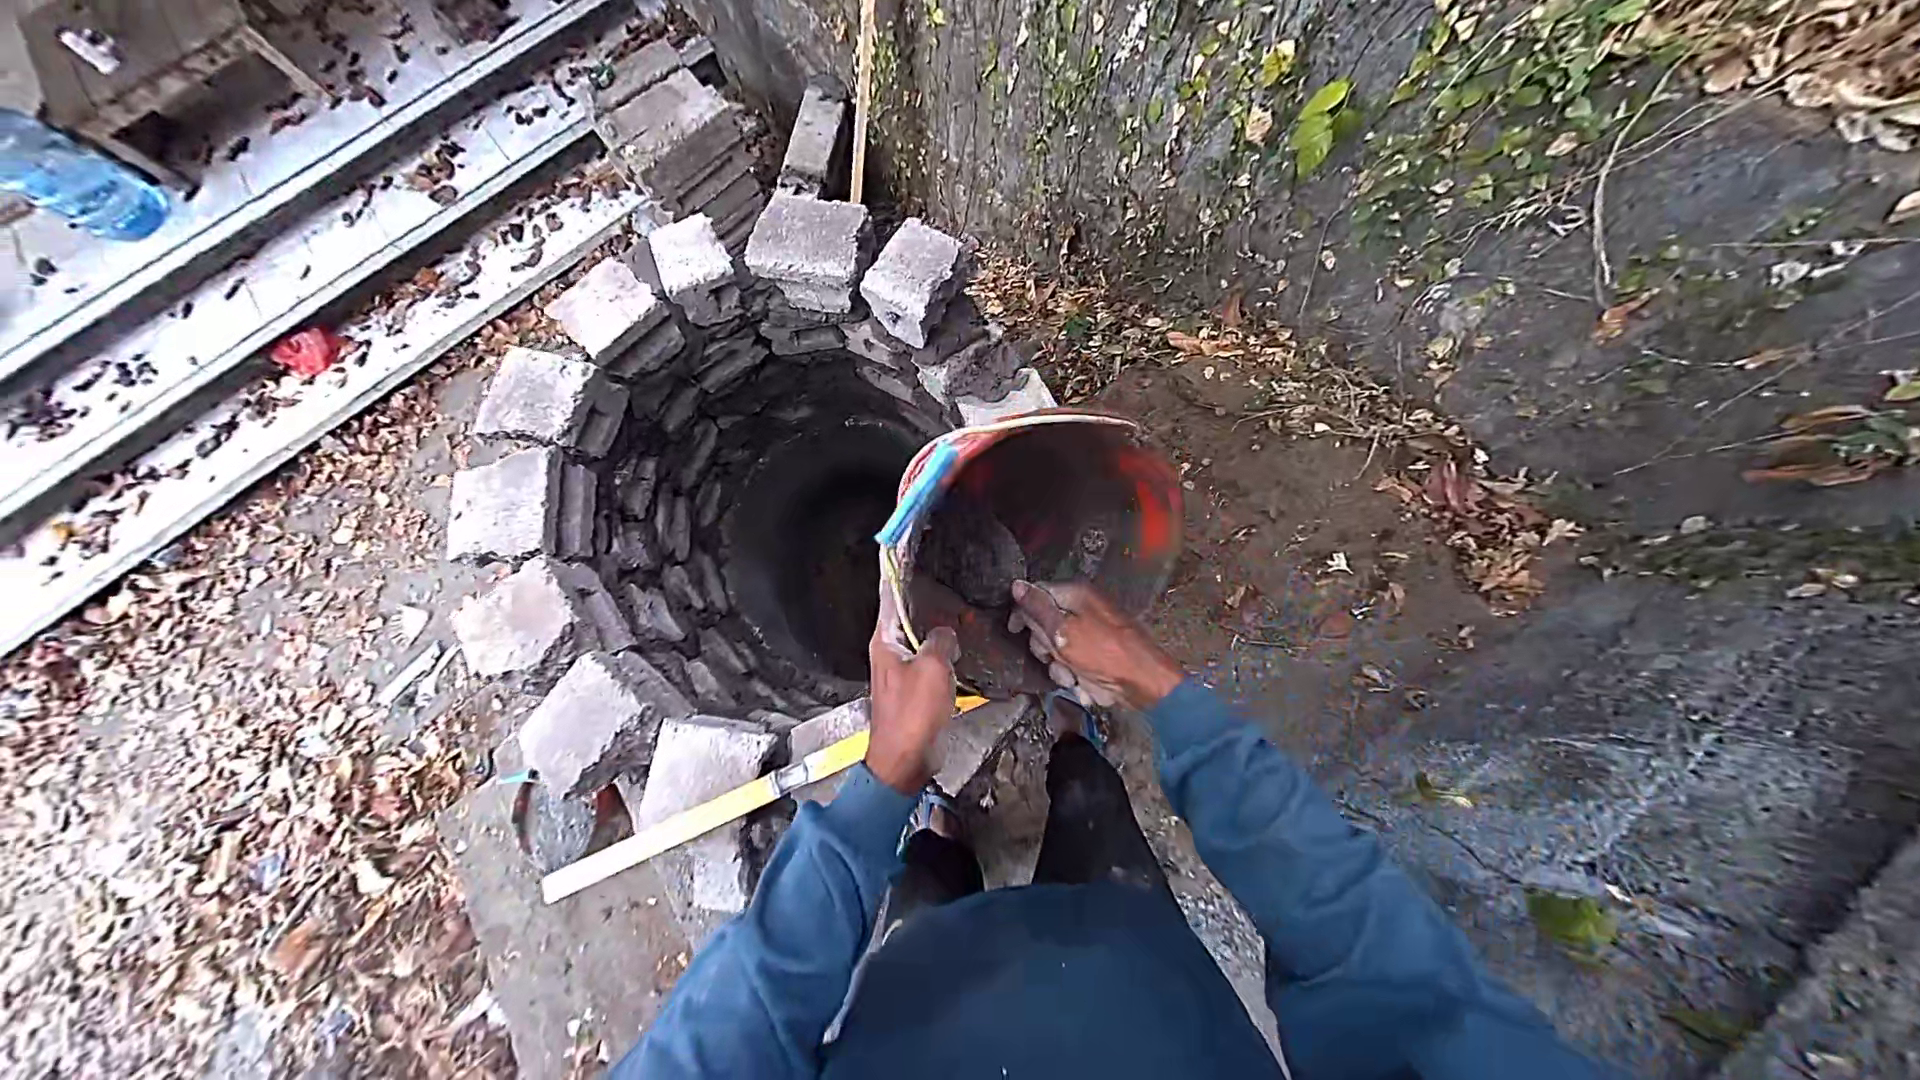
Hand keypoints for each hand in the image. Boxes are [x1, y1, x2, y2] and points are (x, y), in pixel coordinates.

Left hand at [867, 580, 959, 792]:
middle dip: (919, 591)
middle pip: (903, 611)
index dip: (896, 568)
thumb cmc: (914, 714)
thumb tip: (945, 632)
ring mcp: (900, 667)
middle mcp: (888, 649)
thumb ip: (940, 640)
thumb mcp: (933, 668)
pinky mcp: (914, 684)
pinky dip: (941, 646)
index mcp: (885, 640)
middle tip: (939, 568)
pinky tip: (958, 641)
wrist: (907, 759)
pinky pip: (928, 656)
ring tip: (954, 600)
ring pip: (918, 634)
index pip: (889, 593)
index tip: (901, 545)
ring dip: (933, 621)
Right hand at [1010, 580, 1182, 709]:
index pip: (1036, 594)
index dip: (1023, 612)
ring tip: (1072, 675)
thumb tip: (1016, 585)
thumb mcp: (1063, 631)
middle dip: (1045, 646)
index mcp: (1076, 594)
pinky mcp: (1094, 652)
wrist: (1142, 683)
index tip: (1015, 630)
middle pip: (1043, 623)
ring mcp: (1089, 631)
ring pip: (1055, 647)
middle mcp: (1082, 608)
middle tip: (1054, 655)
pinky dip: (1072, 674)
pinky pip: (1070, 661)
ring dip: (1058, 666)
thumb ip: (1038, 609)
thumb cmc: (1105, 654)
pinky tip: (1082, 682)